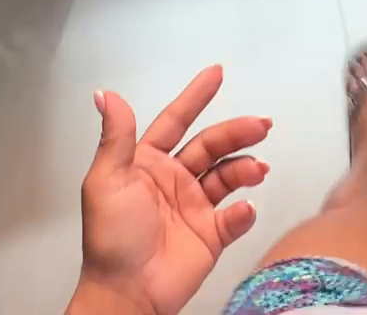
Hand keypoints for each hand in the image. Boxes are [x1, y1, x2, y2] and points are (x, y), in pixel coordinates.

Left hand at [74, 66, 271, 314]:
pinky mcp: (211, 235)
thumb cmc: (110, 239)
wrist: (125, 296)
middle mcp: (175, 179)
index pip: (177, 121)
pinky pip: (234, 218)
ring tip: (258, 169)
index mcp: (149, 163)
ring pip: (228, 175)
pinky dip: (244, 211)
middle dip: (237, 131)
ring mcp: (194, 206)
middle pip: (211, 144)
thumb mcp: (106, 182)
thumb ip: (115, 137)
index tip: (217, 73)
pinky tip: (246, 207)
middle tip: (262, 125)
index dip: (196, 97)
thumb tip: (105, 95)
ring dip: (246, 167)